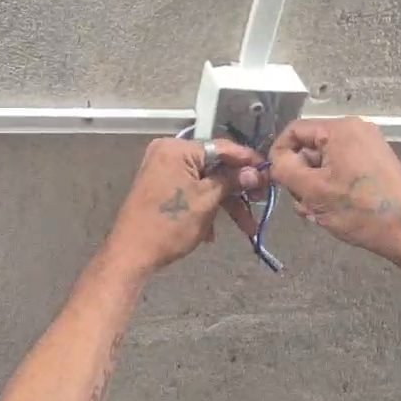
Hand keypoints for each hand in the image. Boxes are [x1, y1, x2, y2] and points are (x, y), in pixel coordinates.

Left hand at [103, 138, 262, 276]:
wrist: (131, 253)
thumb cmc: (170, 223)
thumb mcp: (206, 201)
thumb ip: (231, 181)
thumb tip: (255, 172)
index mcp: (176, 148)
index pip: (221, 147)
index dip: (248, 160)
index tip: (268, 172)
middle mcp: (167, 153)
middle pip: (213, 166)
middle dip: (237, 189)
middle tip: (259, 202)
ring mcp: (162, 171)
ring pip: (204, 182)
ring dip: (225, 204)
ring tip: (247, 228)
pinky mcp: (161, 188)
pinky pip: (190, 191)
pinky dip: (205, 208)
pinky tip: (213, 234)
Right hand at [248, 118, 400, 265]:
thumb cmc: (360, 210)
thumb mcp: (312, 190)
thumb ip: (284, 168)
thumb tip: (275, 160)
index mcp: (340, 129)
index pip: (294, 131)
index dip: (279, 154)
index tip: (277, 181)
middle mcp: (356, 130)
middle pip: (309, 147)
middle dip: (300, 176)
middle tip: (303, 204)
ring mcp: (369, 146)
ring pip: (324, 162)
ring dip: (314, 186)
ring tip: (319, 212)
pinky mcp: (376, 163)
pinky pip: (341, 168)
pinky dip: (332, 186)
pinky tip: (334, 209)